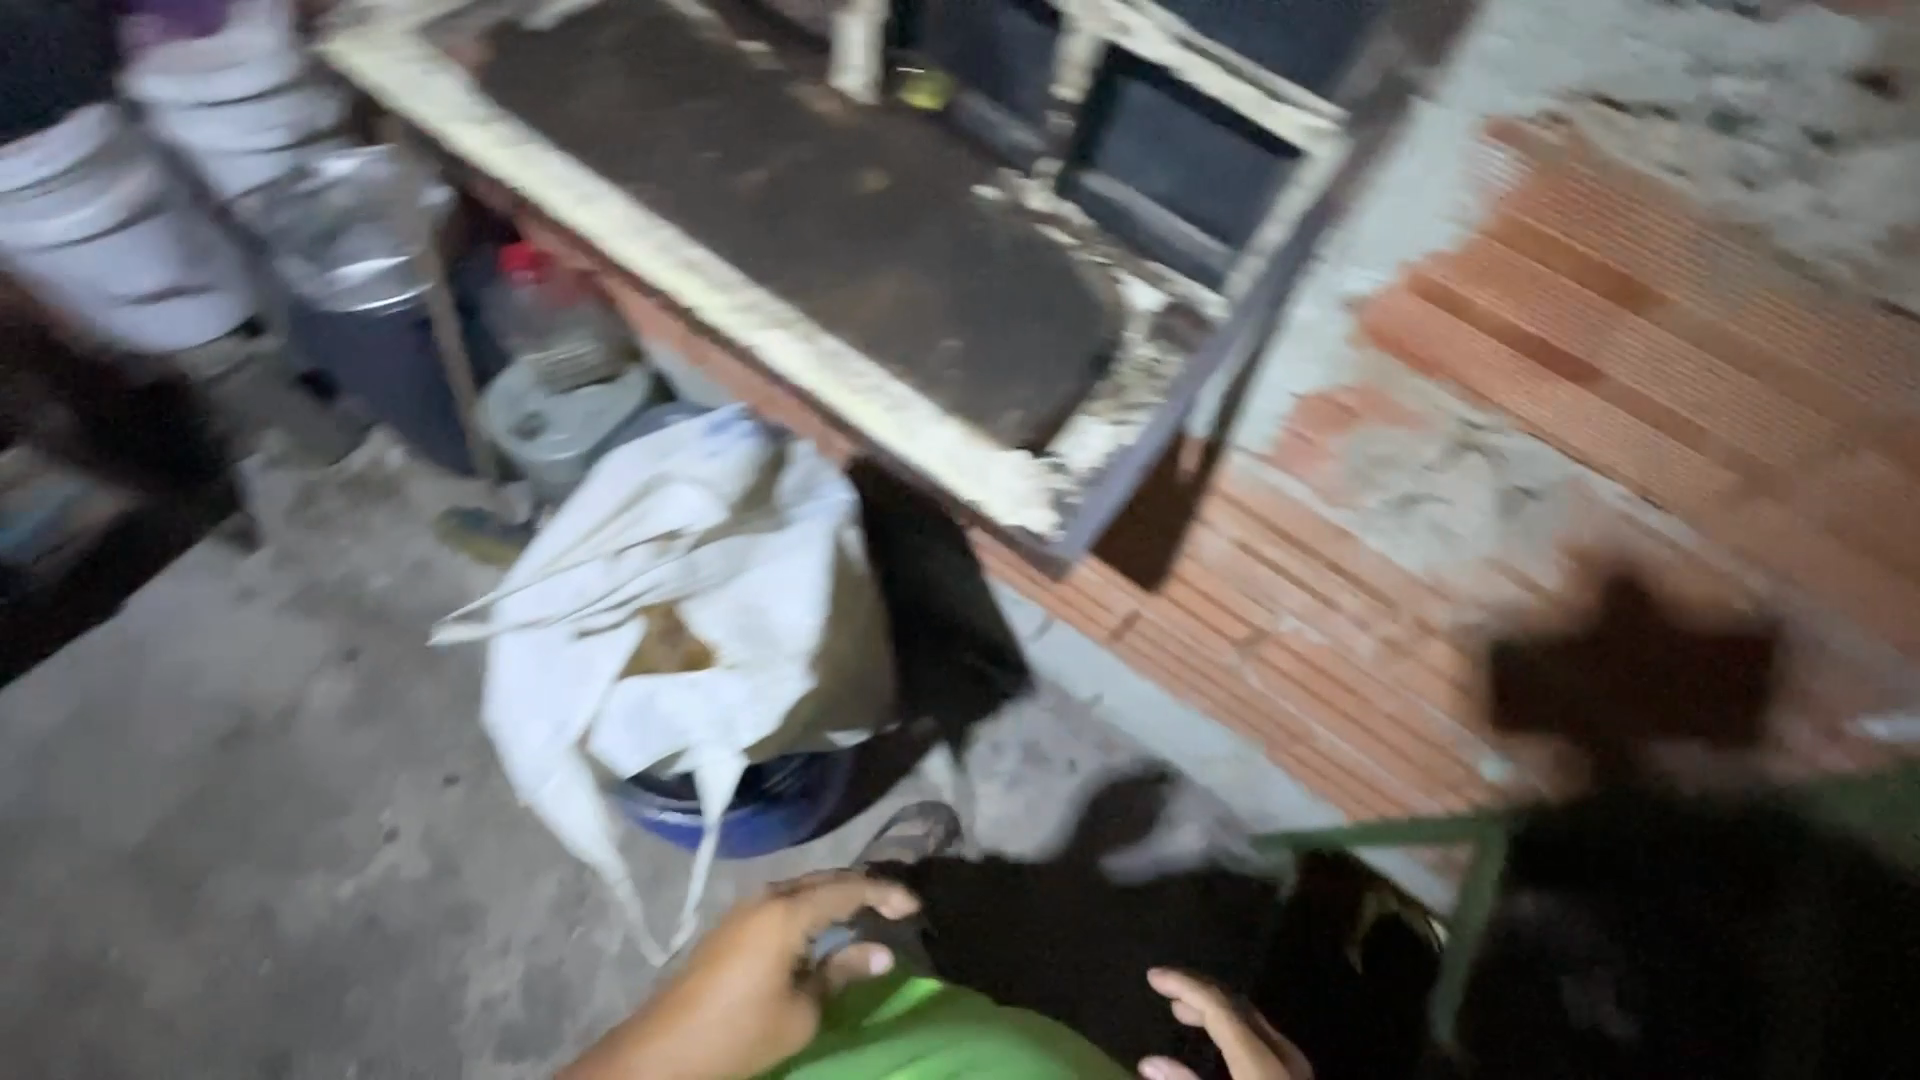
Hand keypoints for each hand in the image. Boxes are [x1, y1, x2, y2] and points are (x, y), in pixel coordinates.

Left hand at [561, 870, 920, 1079]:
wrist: (659, 1054)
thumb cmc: (737, 1035)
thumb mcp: (800, 1012)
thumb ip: (841, 973)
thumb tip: (881, 953)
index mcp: (787, 912)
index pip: (849, 889)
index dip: (886, 894)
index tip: (916, 906)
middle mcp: (768, 897)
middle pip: (827, 880)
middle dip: (865, 888)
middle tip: (898, 906)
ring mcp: (746, 907)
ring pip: (805, 888)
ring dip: (838, 896)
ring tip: (869, 914)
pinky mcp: (734, 924)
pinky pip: (786, 902)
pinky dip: (815, 907)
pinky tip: (826, 928)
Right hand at [1138, 968, 1311, 1079]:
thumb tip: (1150, 1063)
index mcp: (1261, 1062)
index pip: (1218, 1005)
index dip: (1184, 984)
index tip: (1153, 978)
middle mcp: (1282, 1055)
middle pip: (1236, 1004)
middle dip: (1198, 991)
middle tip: (1165, 991)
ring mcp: (1297, 1069)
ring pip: (1250, 1018)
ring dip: (1215, 1009)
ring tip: (1185, 1013)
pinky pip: (1261, 1037)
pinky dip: (1233, 1028)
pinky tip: (1220, 1044)